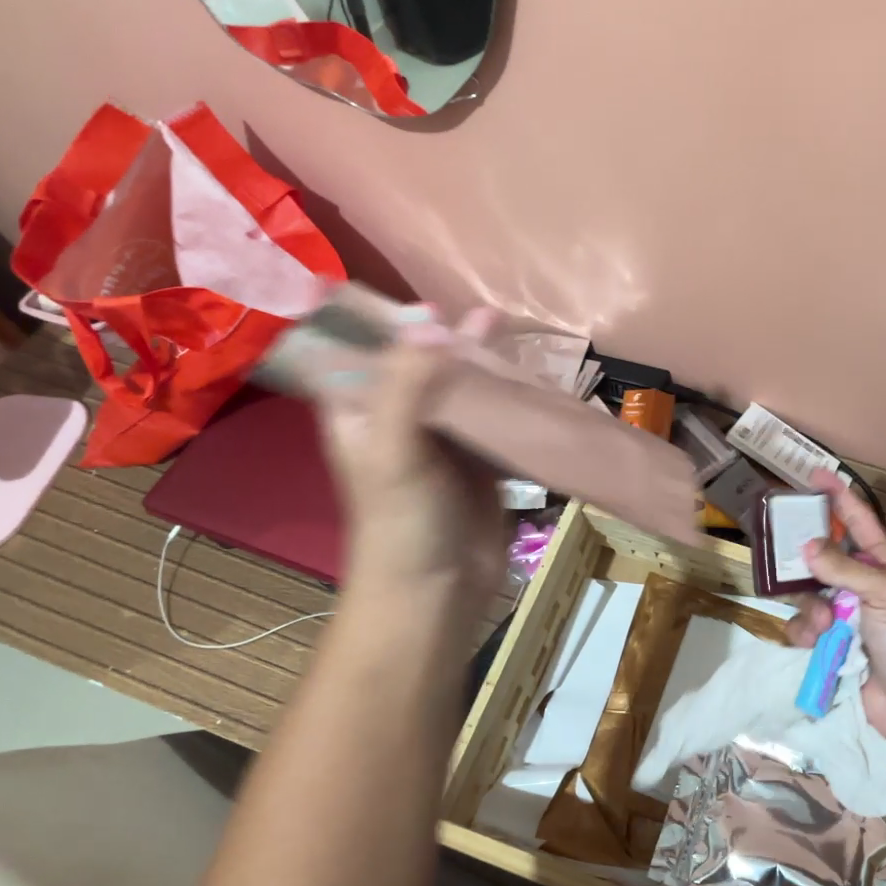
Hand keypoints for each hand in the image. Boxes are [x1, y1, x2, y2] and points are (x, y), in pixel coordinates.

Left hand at [308, 309, 506, 620]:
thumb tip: (433, 318)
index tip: (408, 293)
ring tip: (500, 325)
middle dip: (440, 335)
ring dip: (478, 358)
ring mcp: (442, 438)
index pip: (358, 352)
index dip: (376, 321)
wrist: (440, 592)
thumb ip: (408, 382)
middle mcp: (398, 418)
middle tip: (474, 311)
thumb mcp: (394, 447)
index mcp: (360, 412)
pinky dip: (507, 391)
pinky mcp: (480, 457)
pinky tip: (527, 371)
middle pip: (417, 363)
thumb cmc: (401, 521)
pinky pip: (492, 413)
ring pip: (459, 385)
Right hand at [784, 470, 885, 750]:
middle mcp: (863, 584)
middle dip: (805, 558)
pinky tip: (817, 644)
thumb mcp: (883, 594)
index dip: (838, 496)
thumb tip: (806, 546)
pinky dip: (806, 634)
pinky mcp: (833, 644)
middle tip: (781, 549)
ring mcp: (847, 616)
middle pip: (823, 556)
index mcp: (883, 564)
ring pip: (808, 594)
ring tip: (824, 624)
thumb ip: (844, 567)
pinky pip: (804, 627)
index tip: (815, 474)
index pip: (858, 520)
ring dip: (809, 606)